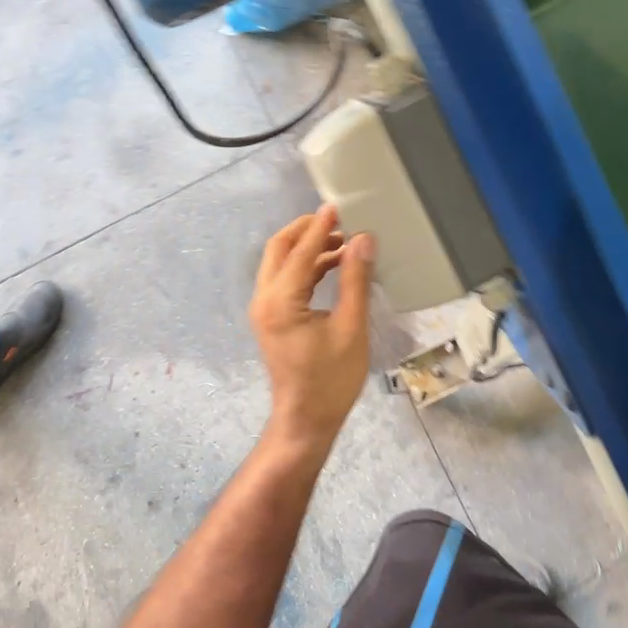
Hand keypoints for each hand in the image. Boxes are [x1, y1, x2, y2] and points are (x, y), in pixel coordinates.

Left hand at [249, 204, 375, 451]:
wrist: (305, 421)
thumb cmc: (330, 380)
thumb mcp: (350, 328)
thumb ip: (355, 280)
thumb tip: (363, 239)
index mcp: (280, 301)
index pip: (301, 251)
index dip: (321, 227)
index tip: (339, 206)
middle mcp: (264, 299)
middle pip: (279, 248)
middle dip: (306, 229)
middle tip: (337, 219)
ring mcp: (264, 308)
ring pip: (280, 262)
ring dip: (307, 247)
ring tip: (343, 241)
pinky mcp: (271, 317)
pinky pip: (284, 278)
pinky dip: (306, 265)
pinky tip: (334, 265)